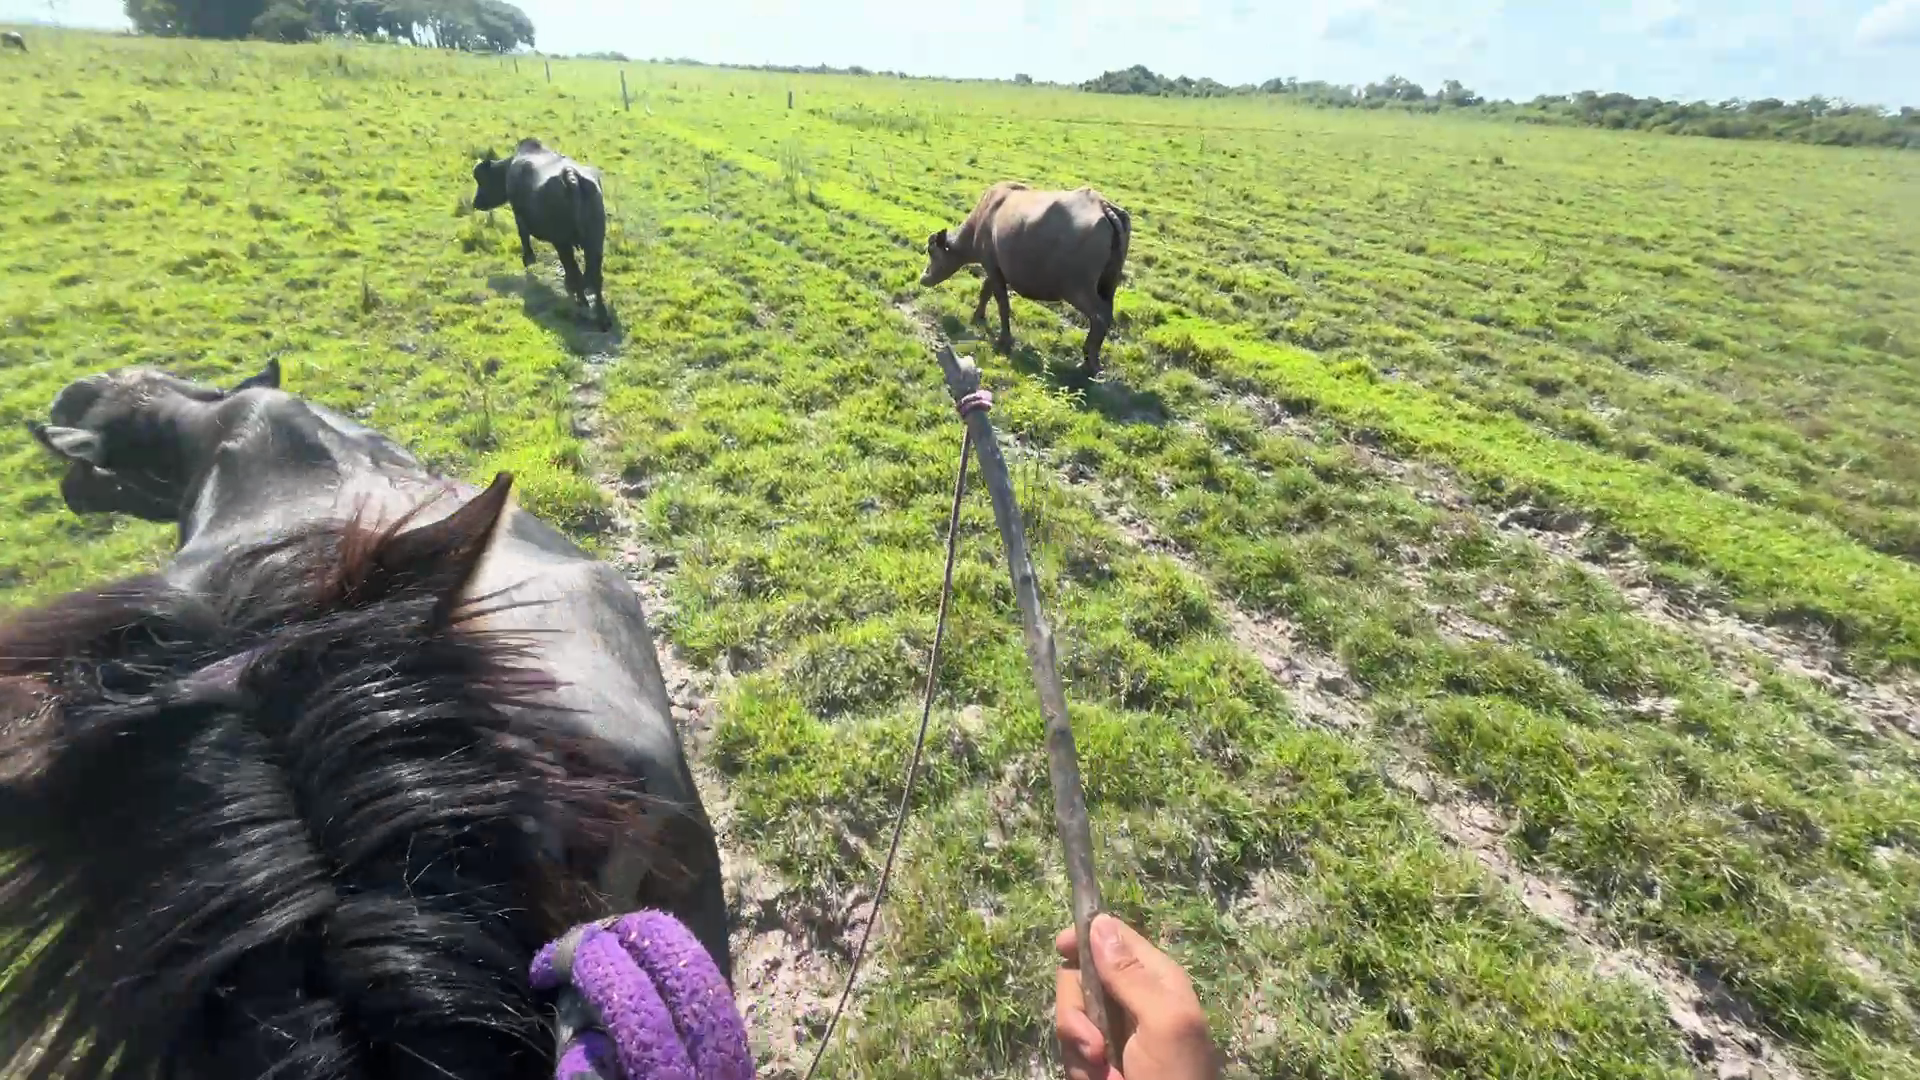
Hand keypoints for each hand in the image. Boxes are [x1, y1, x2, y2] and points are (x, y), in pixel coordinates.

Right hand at [1054, 914, 1221, 1079]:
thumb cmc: (1175, 1078)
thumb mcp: (1163, 1022)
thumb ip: (1130, 974)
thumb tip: (1099, 922)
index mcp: (1154, 978)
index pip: (1112, 935)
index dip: (1084, 937)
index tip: (1062, 949)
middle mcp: (1131, 997)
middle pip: (1080, 974)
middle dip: (1077, 1009)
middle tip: (1094, 1044)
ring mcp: (1113, 1029)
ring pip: (1071, 1013)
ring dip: (1079, 1046)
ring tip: (1103, 1073)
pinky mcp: (1099, 1058)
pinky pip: (1072, 1048)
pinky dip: (1080, 1068)